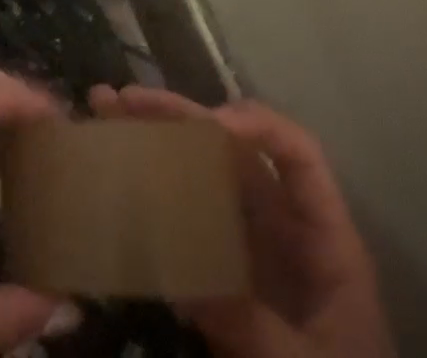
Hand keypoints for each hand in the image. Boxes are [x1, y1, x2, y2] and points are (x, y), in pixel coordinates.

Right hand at [88, 86, 393, 357]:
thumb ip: (251, 325)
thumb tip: (183, 282)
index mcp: (323, 239)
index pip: (297, 156)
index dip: (257, 127)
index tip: (207, 123)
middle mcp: (282, 231)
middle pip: (235, 155)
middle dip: (181, 119)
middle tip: (122, 101)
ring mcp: (249, 253)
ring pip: (202, 181)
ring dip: (156, 144)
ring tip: (104, 113)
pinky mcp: (221, 279)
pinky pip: (183, 227)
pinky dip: (149, 198)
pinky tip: (111, 180)